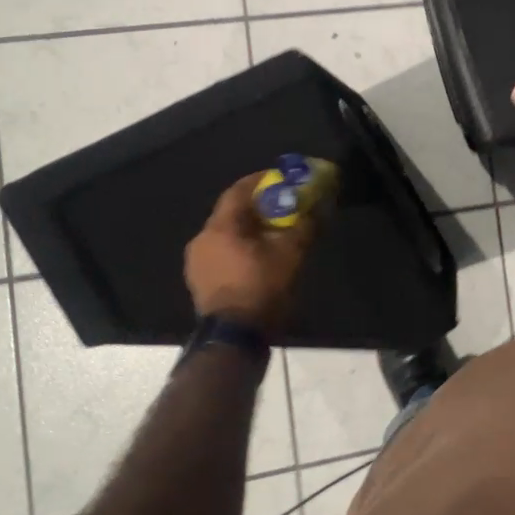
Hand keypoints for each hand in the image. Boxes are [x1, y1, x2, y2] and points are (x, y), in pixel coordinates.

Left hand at [184, 172, 321, 334]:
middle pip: (231, 213)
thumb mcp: (291, 253)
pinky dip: (240, 247)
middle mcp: (201, 239)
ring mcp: (196, 262)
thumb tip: (317, 208)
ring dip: (248, 229)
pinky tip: (258, 256)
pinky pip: (221, 253)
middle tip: (283, 207)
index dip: (260, 181)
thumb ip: (304, 225)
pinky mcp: (199, 281)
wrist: (235, 336)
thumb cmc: (262, 287)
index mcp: (220, 228)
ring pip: (225, 234)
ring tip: (274, 233)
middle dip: (258, 207)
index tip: (280, 178)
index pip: (237, 191)